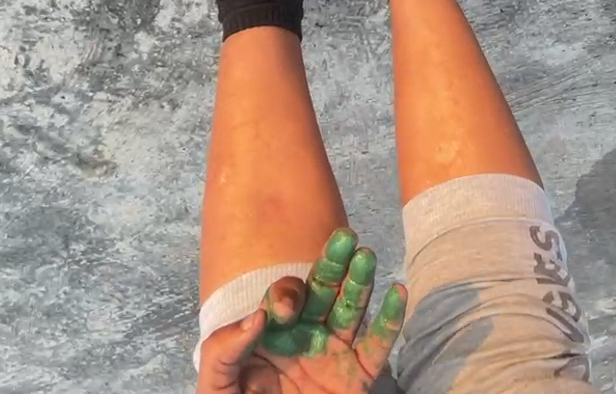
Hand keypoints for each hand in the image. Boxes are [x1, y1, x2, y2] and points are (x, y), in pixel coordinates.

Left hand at [198, 229, 406, 393]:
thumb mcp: (216, 388)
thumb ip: (224, 351)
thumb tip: (258, 316)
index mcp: (273, 333)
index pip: (285, 298)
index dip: (286, 296)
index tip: (284, 311)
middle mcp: (307, 335)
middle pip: (324, 289)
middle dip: (333, 263)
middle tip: (344, 237)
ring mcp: (334, 354)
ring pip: (351, 308)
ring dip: (360, 280)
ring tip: (366, 256)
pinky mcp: (357, 379)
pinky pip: (378, 346)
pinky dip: (391, 319)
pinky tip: (399, 292)